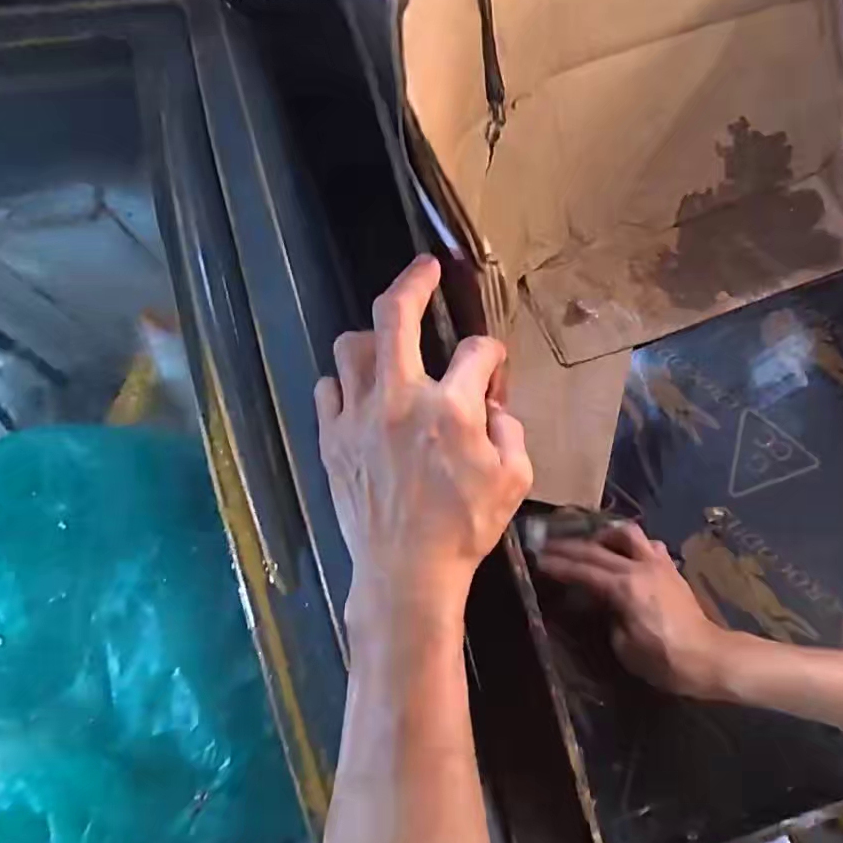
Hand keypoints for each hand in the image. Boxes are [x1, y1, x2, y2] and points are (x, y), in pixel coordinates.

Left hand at [315, 255, 532, 625]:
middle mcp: (400, 399)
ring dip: (374, 338)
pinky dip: (345, 385)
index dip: (492, 354)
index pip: (477, 352)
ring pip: (351, 346)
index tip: (493, 368)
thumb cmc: (465, 529)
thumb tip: (491, 408)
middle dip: (412, 282)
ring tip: (389, 348)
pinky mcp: (331, 440)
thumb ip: (511, 431)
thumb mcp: (515, 481)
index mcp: (451, 409)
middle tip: (424, 271)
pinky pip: (328, 390)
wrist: (406, 572)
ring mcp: (358, 417)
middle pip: (394, 315)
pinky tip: (361, 397)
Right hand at [535, 523, 735, 700]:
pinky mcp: (671, 568)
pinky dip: (631, 544)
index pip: (582, 571)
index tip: (538, 560)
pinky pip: (648, 544)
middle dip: (568, 547)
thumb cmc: (663, 660)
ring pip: (627, 533)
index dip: (557, 565)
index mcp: (624, 588)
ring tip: (590, 544)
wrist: (708, 657)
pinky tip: (624, 554)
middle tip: (547, 547)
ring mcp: (658, 564)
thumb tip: (596, 602)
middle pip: (596, 549)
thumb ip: (606, 616)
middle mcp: (640, 567)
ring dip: (604, 535)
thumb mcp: (623, 645)